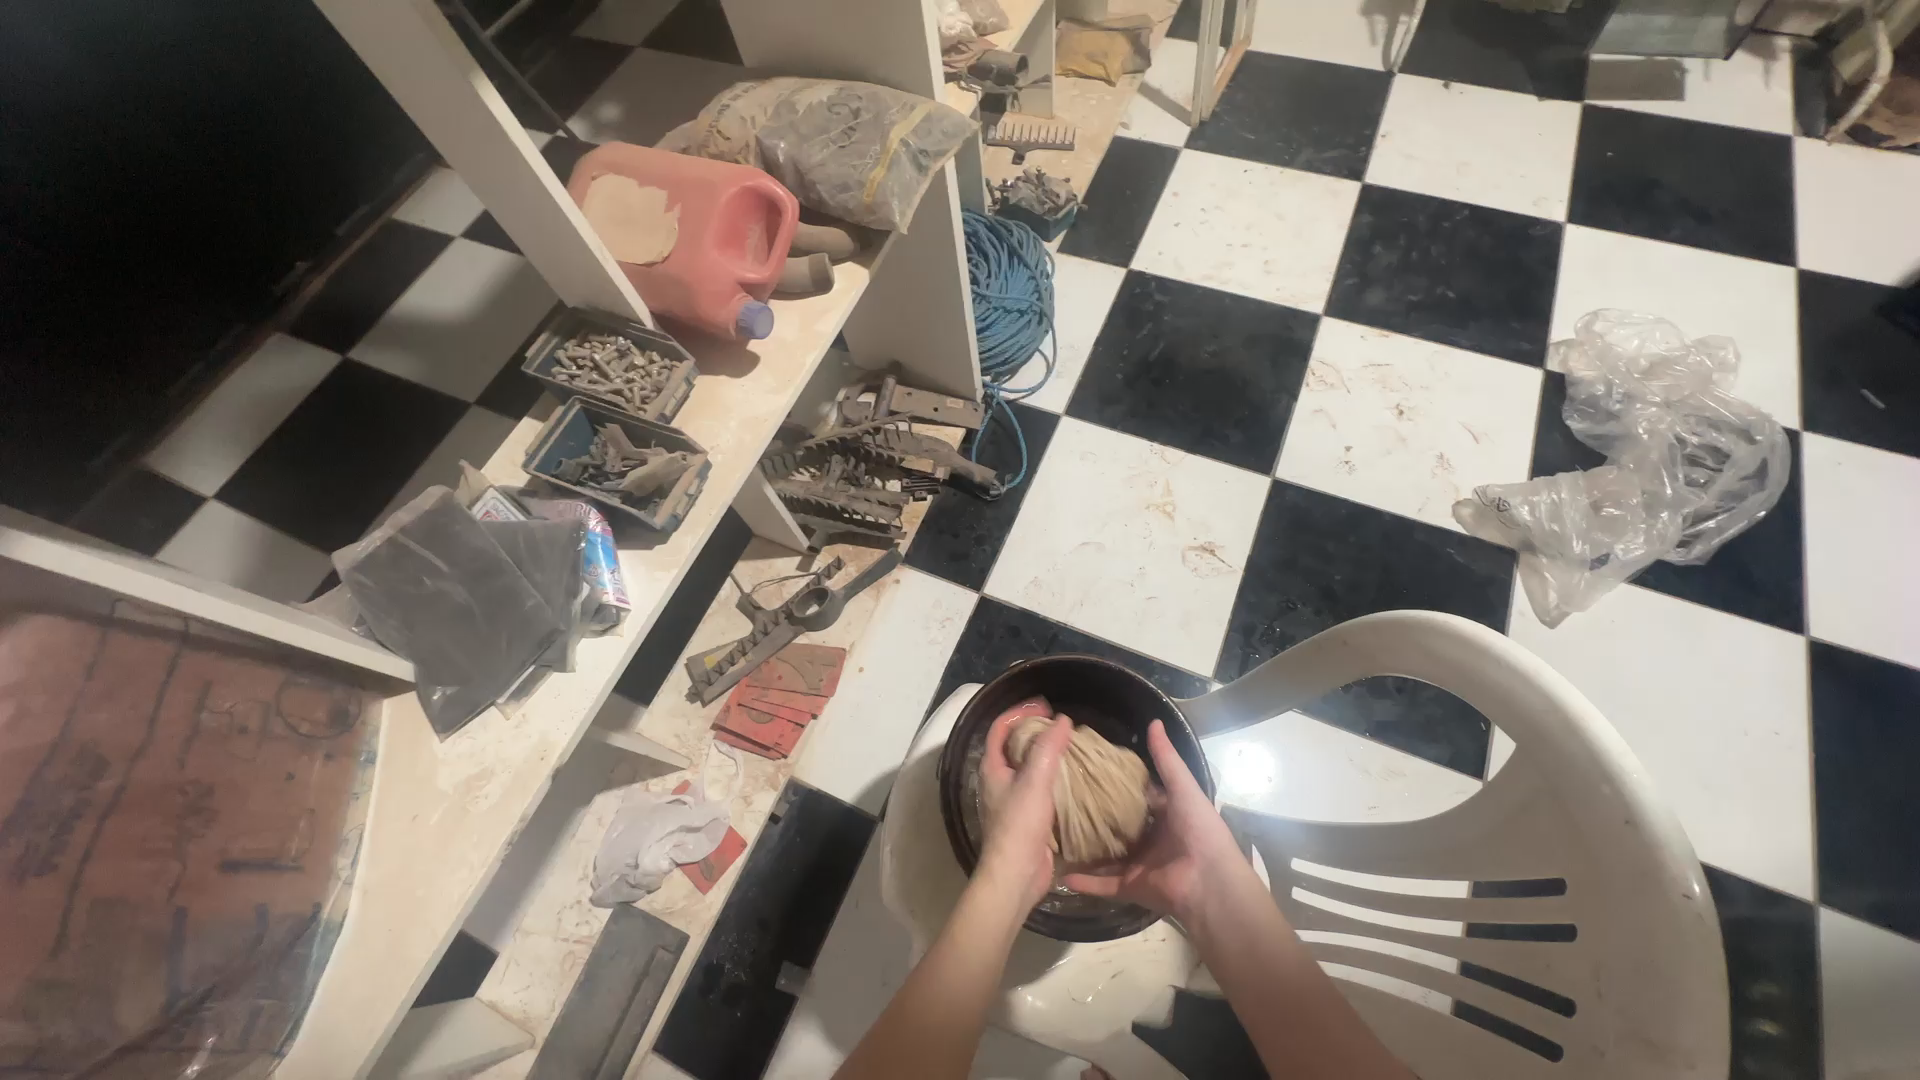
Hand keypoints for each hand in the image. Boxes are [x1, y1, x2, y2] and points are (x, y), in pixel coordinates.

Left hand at [975, 697, 1074, 909]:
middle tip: (1064, 724)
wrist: (1016, 875)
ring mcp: (1013, 799)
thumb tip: (1063, 721)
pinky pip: (1042, 788)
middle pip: (1016, 745)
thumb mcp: (1035, 781)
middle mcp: (1000, 779)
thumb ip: (1048, 748)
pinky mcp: (1029, 817)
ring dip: (1049, 755)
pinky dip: (1057, 778)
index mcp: (992, 766)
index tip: (1045, 705)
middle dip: (1037, 731)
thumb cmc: (1019, 825)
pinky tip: (1077, 778)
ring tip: (1074, 747)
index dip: (1020, 712)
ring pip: (1030, 767)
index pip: (1001, 727)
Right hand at [1061, 720, 1239, 921]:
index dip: (1113, 785)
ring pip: (1105, 856)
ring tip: (1053, 834)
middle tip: (1061, 799)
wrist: (1210, 883)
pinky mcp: (1130, 888)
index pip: (1135, 797)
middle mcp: (1150, 840)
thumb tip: (1154, 721)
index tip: (1085, 769)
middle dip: (1093, 816)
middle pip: (1116, 826)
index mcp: (1165, 816)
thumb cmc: (1200, 830)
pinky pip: (1102, 885)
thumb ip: (1166, 759)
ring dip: (1084, 849)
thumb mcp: (1183, 787)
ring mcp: (1138, 865)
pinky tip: (1061, 873)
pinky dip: (1084, 881)